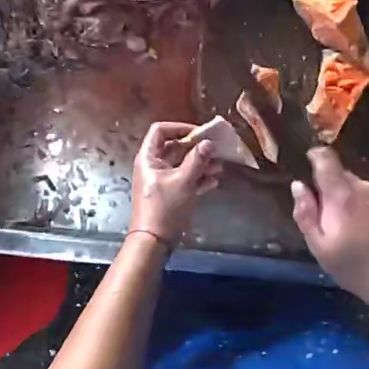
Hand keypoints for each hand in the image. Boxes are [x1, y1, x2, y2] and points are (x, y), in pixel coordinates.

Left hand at [129, 122, 220, 241]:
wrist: (154, 241)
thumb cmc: (165, 208)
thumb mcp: (183, 182)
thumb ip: (197, 160)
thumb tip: (208, 142)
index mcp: (149, 157)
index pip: (160, 130)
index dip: (179, 127)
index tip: (200, 133)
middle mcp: (153, 165)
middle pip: (175, 147)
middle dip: (196, 148)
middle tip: (216, 150)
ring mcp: (161, 179)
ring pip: (182, 164)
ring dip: (200, 163)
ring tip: (219, 166)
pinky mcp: (169, 193)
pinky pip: (184, 179)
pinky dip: (197, 178)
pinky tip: (213, 181)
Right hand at [290, 147, 368, 301]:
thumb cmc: (353, 265)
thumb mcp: (318, 245)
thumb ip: (305, 212)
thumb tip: (298, 185)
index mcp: (341, 194)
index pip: (326, 158)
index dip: (314, 156)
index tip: (305, 163)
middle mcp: (362, 187)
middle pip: (339, 172)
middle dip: (326, 185)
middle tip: (319, 209)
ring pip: (353, 184)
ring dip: (342, 195)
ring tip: (338, 222)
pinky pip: (366, 194)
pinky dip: (356, 203)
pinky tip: (356, 225)